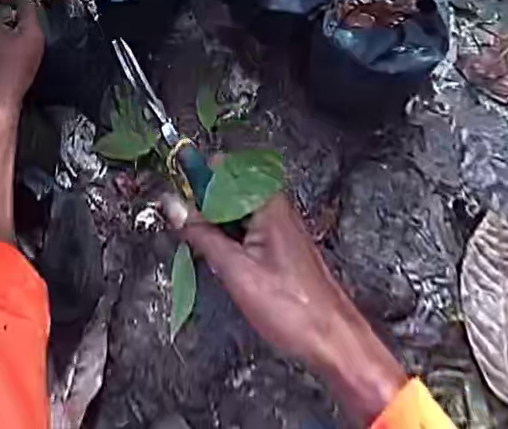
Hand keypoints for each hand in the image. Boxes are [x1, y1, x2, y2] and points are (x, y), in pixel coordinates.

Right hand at [164, 192, 406, 425]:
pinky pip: (246, 225)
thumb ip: (201, 233)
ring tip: (210, 252)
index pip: (222, 167)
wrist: (335, 341)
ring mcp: (279, 222)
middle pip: (227, 187)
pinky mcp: (280, 240)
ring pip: (234, 209)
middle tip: (189, 230)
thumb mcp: (234, 270)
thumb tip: (173, 205)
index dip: (196, 178)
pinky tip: (227, 262)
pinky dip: (230, 238)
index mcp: (266, 200)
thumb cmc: (293, 308)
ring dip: (216, 224)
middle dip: (204, 206)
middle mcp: (275, 203)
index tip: (176, 195)